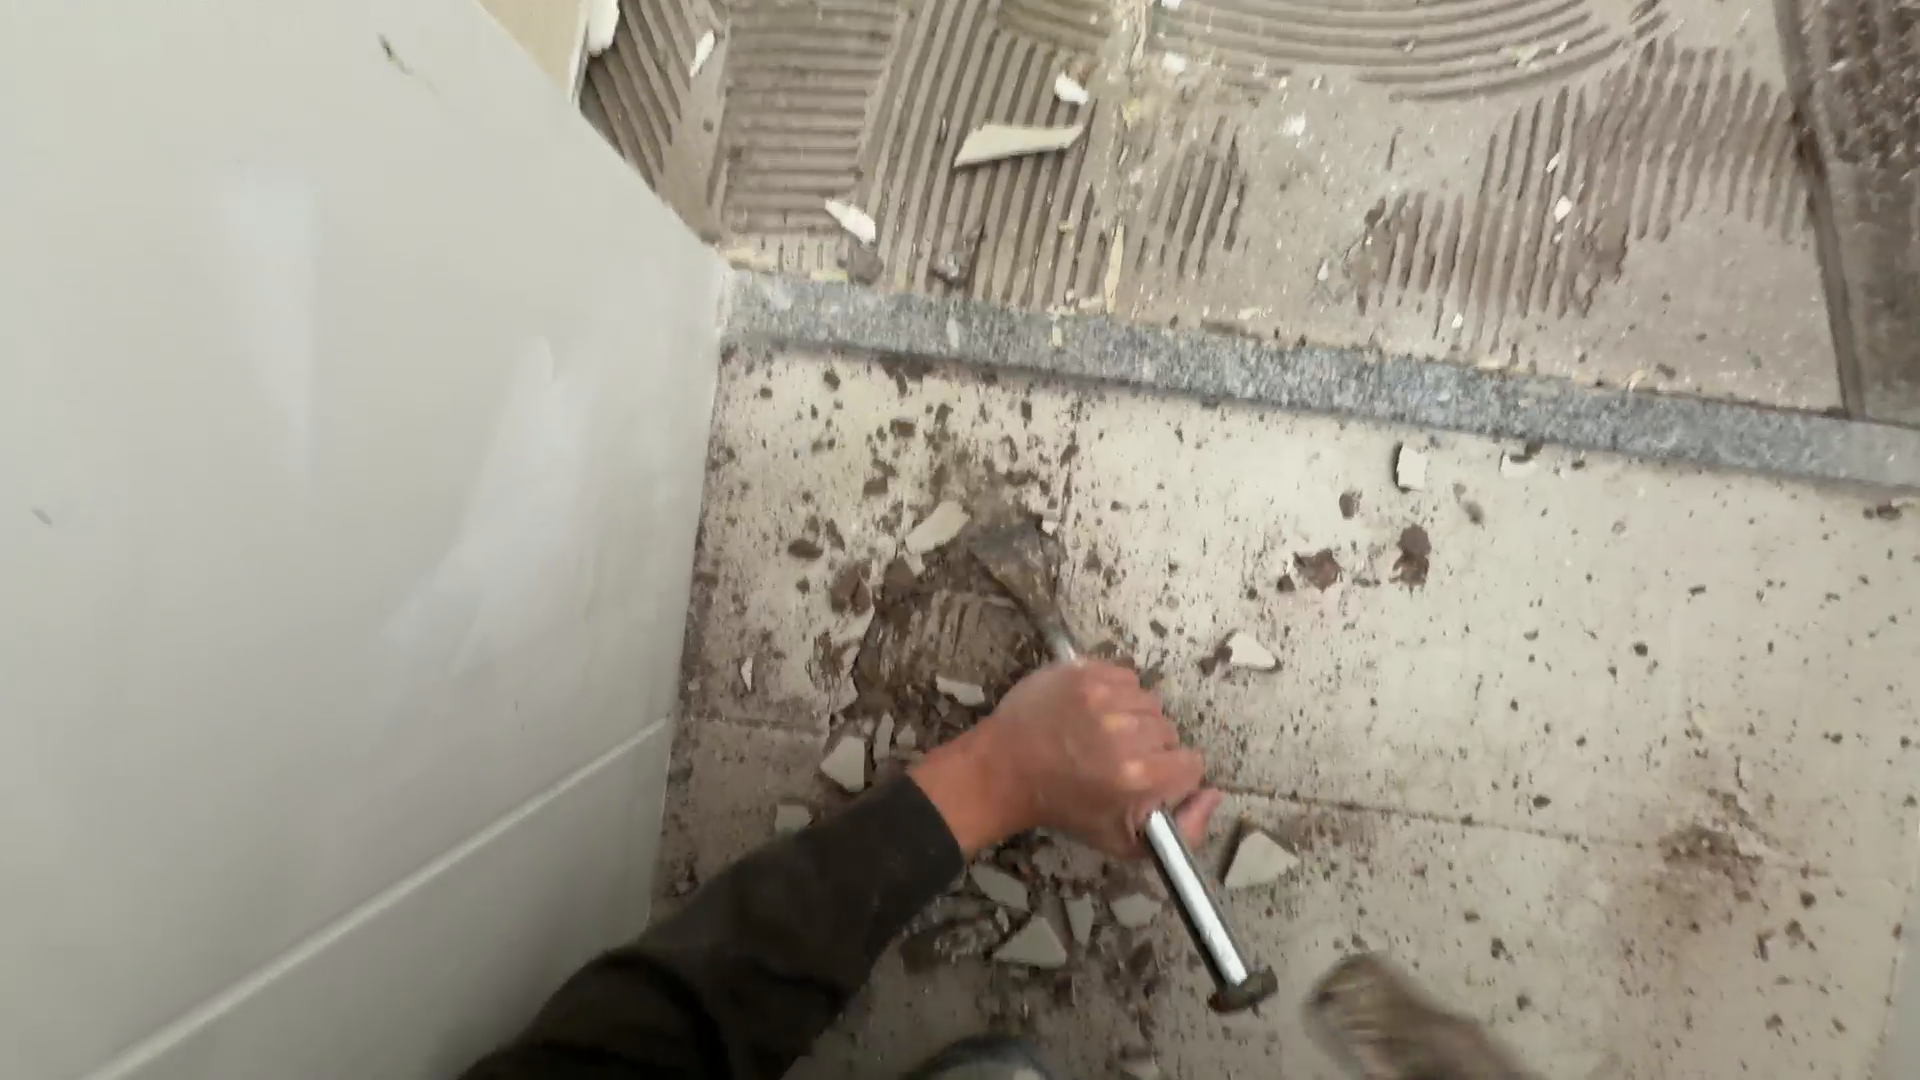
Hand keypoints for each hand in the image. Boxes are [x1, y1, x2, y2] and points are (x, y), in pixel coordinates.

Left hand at [909, 660, 1221, 857]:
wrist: (1006, 767)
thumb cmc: (1062, 805)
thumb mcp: (1121, 840)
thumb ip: (1184, 830)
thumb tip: (1214, 794)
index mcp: (1136, 776)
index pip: (1191, 763)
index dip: (1172, 771)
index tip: (1149, 774)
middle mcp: (1123, 732)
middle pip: (1169, 729)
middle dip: (1151, 743)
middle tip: (1118, 754)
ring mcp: (1100, 696)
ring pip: (1148, 699)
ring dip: (1133, 714)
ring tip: (1104, 730)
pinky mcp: (1082, 671)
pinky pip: (1125, 674)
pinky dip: (1116, 690)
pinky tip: (1094, 709)